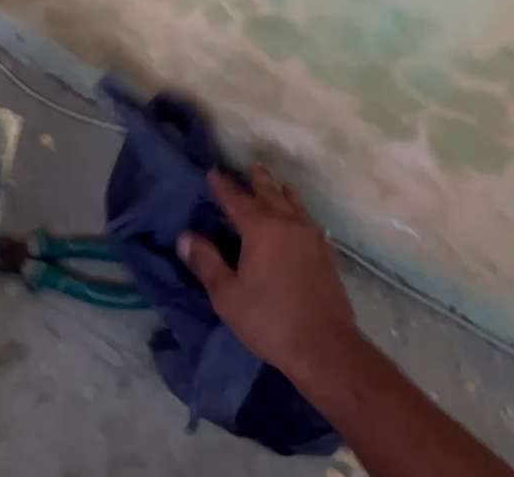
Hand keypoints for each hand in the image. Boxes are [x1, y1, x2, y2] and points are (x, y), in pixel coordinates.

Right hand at [176, 164, 360, 385]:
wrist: (324, 347)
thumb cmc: (269, 319)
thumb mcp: (227, 295)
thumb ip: (206, 262)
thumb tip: (186, 237)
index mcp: (260, 228)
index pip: (236, 199)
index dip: (223, 185)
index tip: (213, 172)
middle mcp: (287, 224)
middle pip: (271, 193)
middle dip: (258, 180)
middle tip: (252, 167)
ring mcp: (312, 239)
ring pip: (296, 205)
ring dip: (284, 193)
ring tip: (280, 185)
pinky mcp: (327, 256)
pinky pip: (312, 224)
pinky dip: (302, 215)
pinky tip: (305, 222)